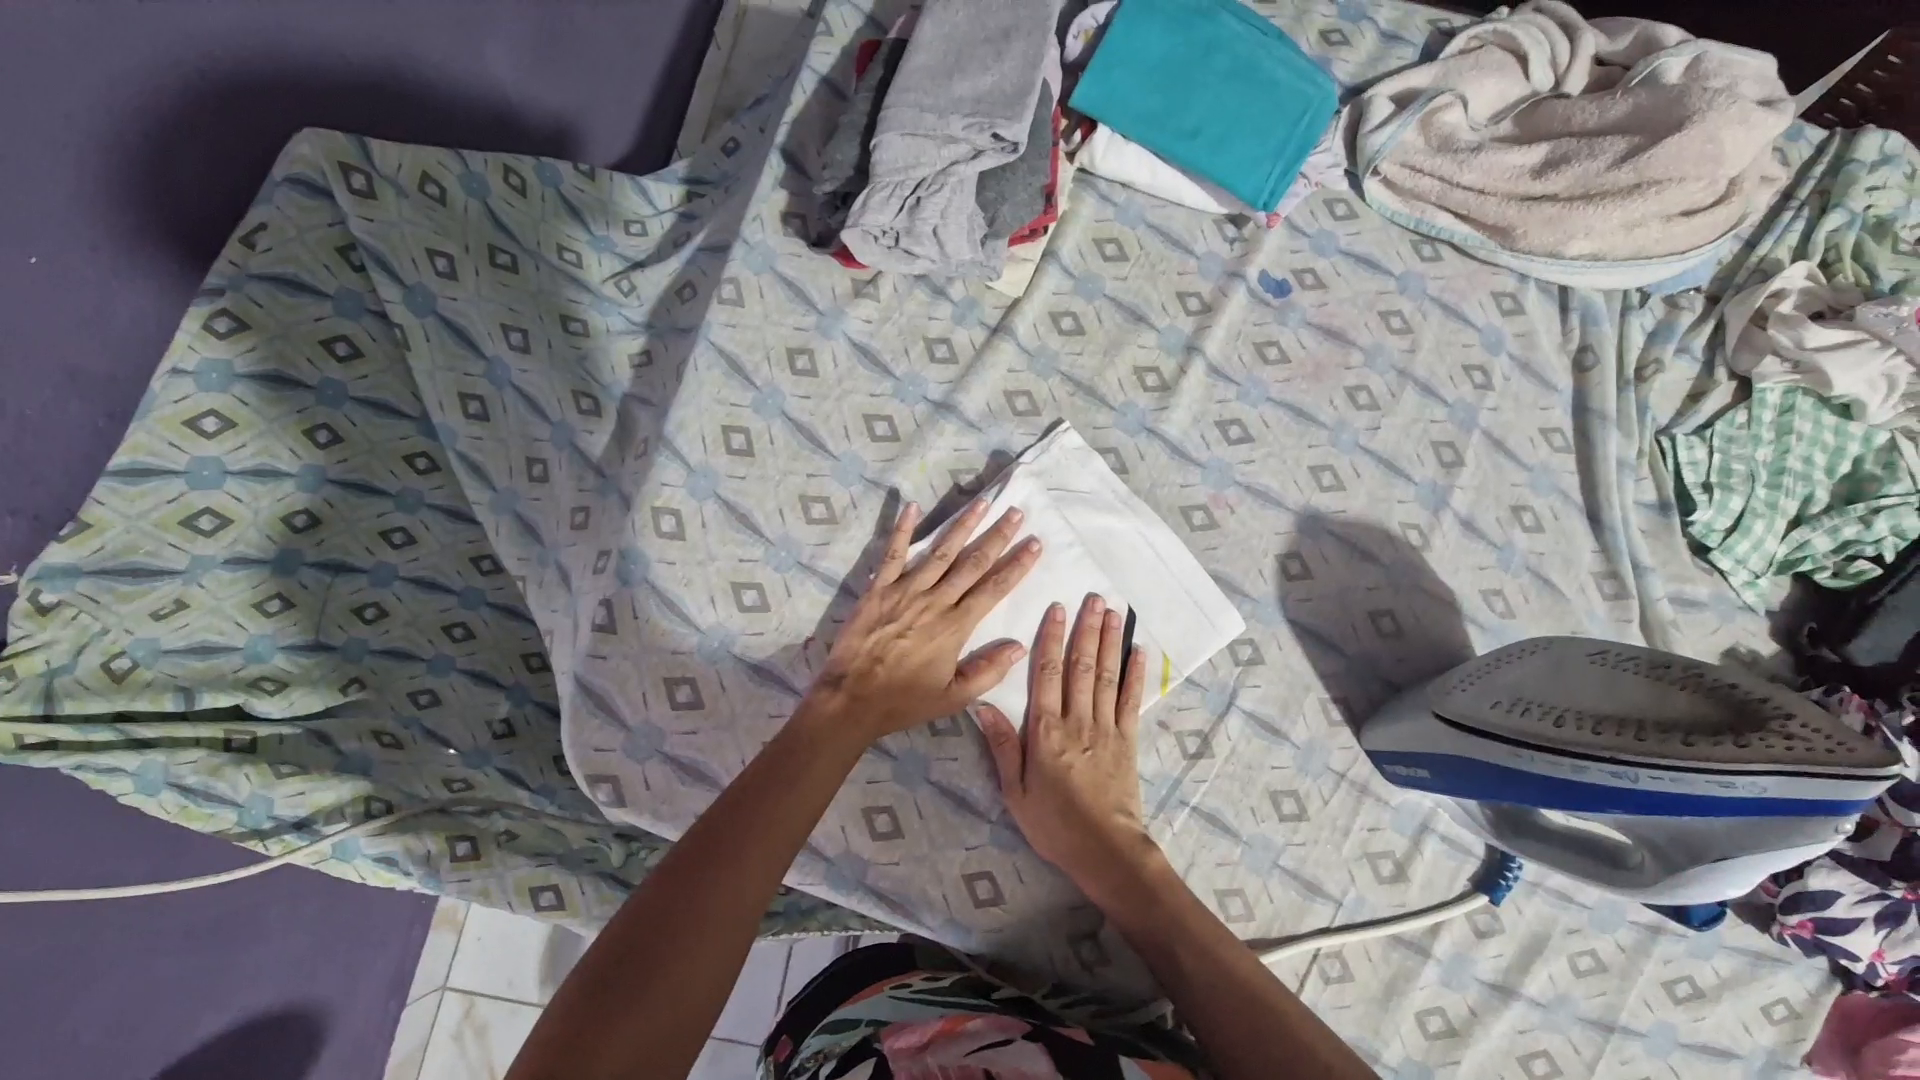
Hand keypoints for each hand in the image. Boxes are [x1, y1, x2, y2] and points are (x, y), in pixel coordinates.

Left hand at [803, 499, 1040, 743]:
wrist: (851, 699)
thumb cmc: (904, 701)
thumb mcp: (953, 698)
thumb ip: (987, 672)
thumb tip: (1019, 647)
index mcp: (955, 627)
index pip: (993, 589)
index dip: (1016, 565)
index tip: (1034, 544)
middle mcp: (934, 601)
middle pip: (972, 563)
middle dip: (997, 536)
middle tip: (1015, 512)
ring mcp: (904, 591)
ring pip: (940, 551)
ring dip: (962, 525)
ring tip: (982, 502)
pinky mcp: (877, 588)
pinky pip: (892, 553)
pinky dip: (902, 528)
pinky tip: (914, 506)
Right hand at [977, 595, 1161, 902]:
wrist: (1106, 850)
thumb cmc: (1053, 825)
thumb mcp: (1015, 792)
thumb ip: (1003, 746)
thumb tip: (984, 705)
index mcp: (1045, 731)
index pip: (1046, 674)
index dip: (1051, 638)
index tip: (1057, 608)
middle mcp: (1077, 721)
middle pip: (1080, 666)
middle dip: (1086, 629)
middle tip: (1093, 597)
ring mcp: (1106, 729)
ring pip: (1105, 676)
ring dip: (1110, 642)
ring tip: (1114, 612)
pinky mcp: (1128, 741)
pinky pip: (1131, 701)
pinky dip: (1135, 674)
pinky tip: (1138, 651)